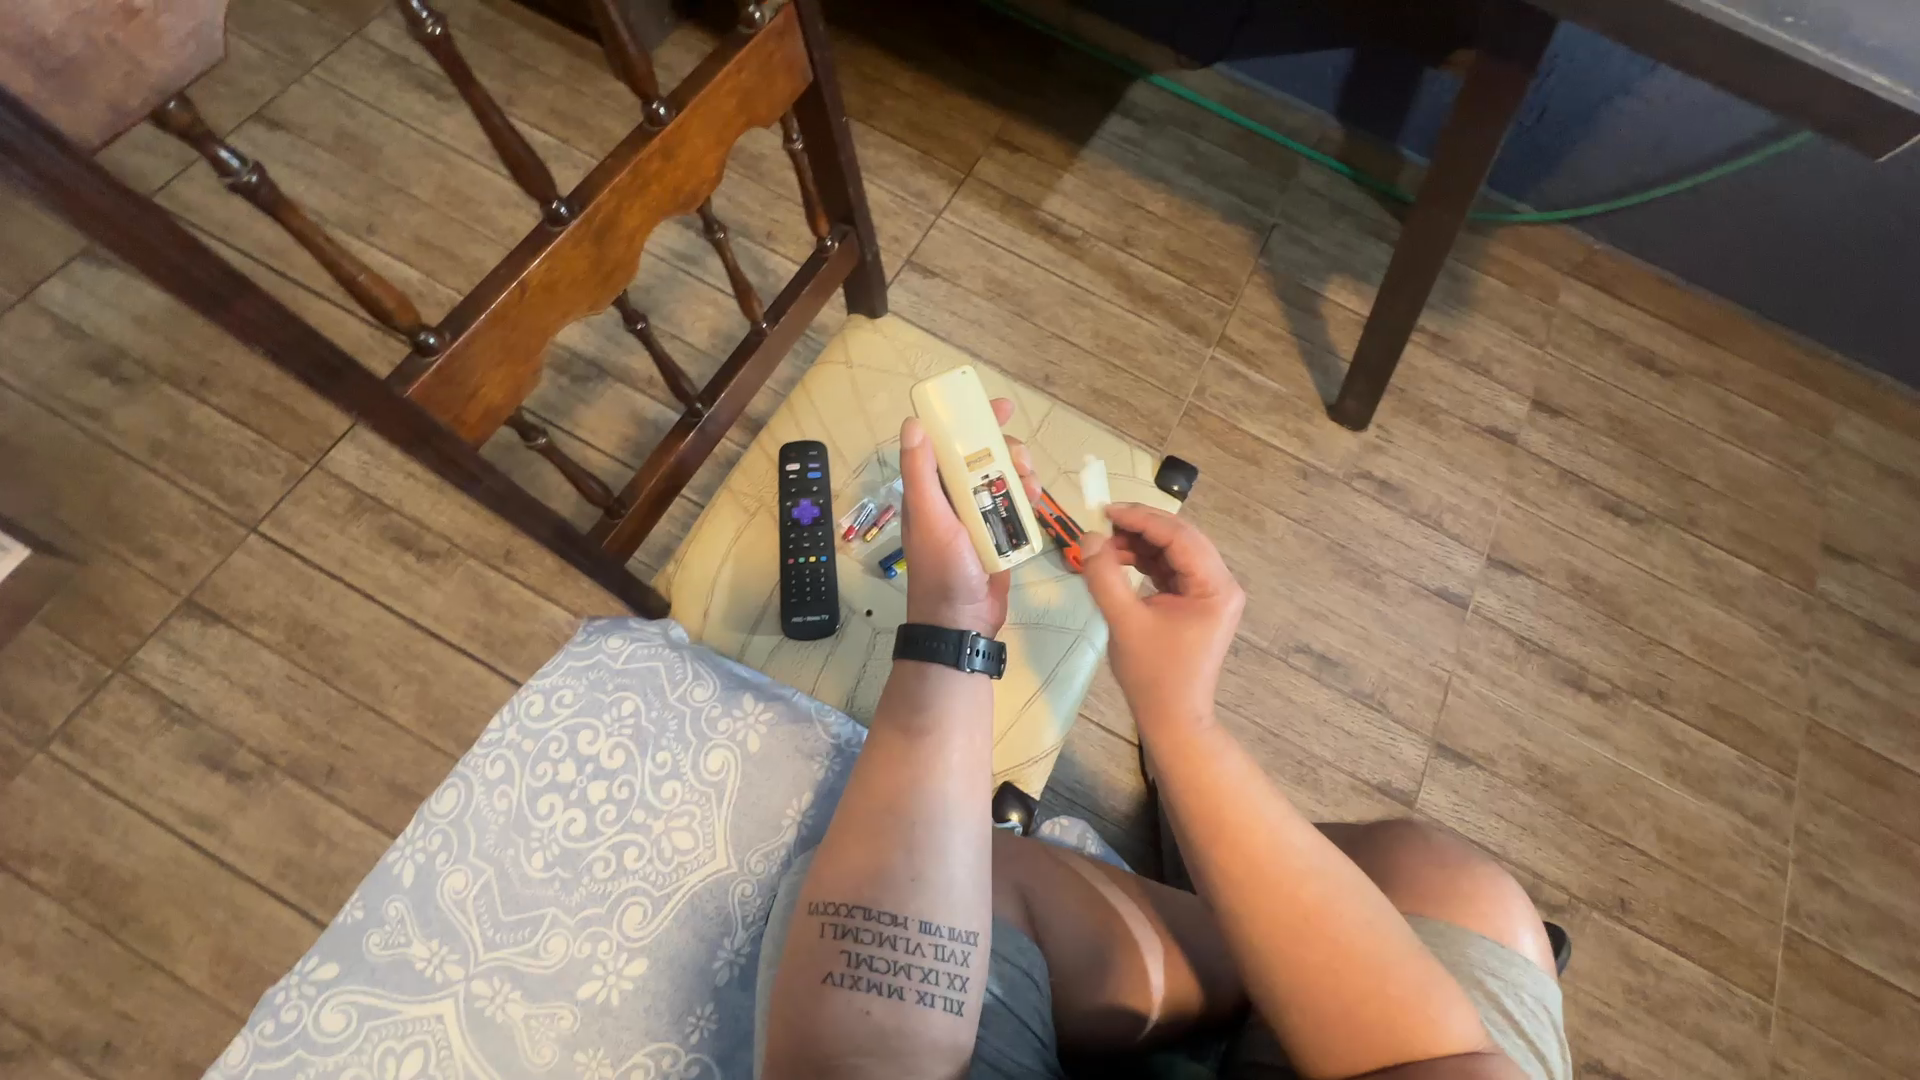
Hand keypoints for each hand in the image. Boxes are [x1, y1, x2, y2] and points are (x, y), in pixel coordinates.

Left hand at [897, 398, 1040, 637]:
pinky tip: (1035, 498)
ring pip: (1002, 480)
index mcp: (930, 492)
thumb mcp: (928, 517)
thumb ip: (920, 472)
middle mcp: (952, 500)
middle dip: (1005, 449)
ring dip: (1019, 473)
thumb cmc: (942, 570)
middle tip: (1021, 456)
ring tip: (1030, 480)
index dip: (970, 421)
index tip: (999, 408)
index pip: (947, 444)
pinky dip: (1027, 498)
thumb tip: (913, 423)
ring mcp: (977, 518)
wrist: (962, 622)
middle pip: (982, 458)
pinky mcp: (999, 535)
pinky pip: (1015, 506)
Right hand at [1080, 503, 1244, 732]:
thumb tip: (1089, 538)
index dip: (1142, 519)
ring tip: (1104, 545)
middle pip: (1180, 539)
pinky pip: (1170, 569)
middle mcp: (1219, 584)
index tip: (1105, 511)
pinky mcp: (1194, 603)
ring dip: (1140, 544)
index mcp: (1215, 587)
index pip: (1179, 536)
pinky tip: (1117, 561)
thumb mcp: (1124, 622)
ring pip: (1174, 552)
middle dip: (1140, 527)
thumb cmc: (1153, 675)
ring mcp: (1208, 594)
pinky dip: (1144, 562)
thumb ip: (1104, 576)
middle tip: (1102, 521)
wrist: (1172, 718)